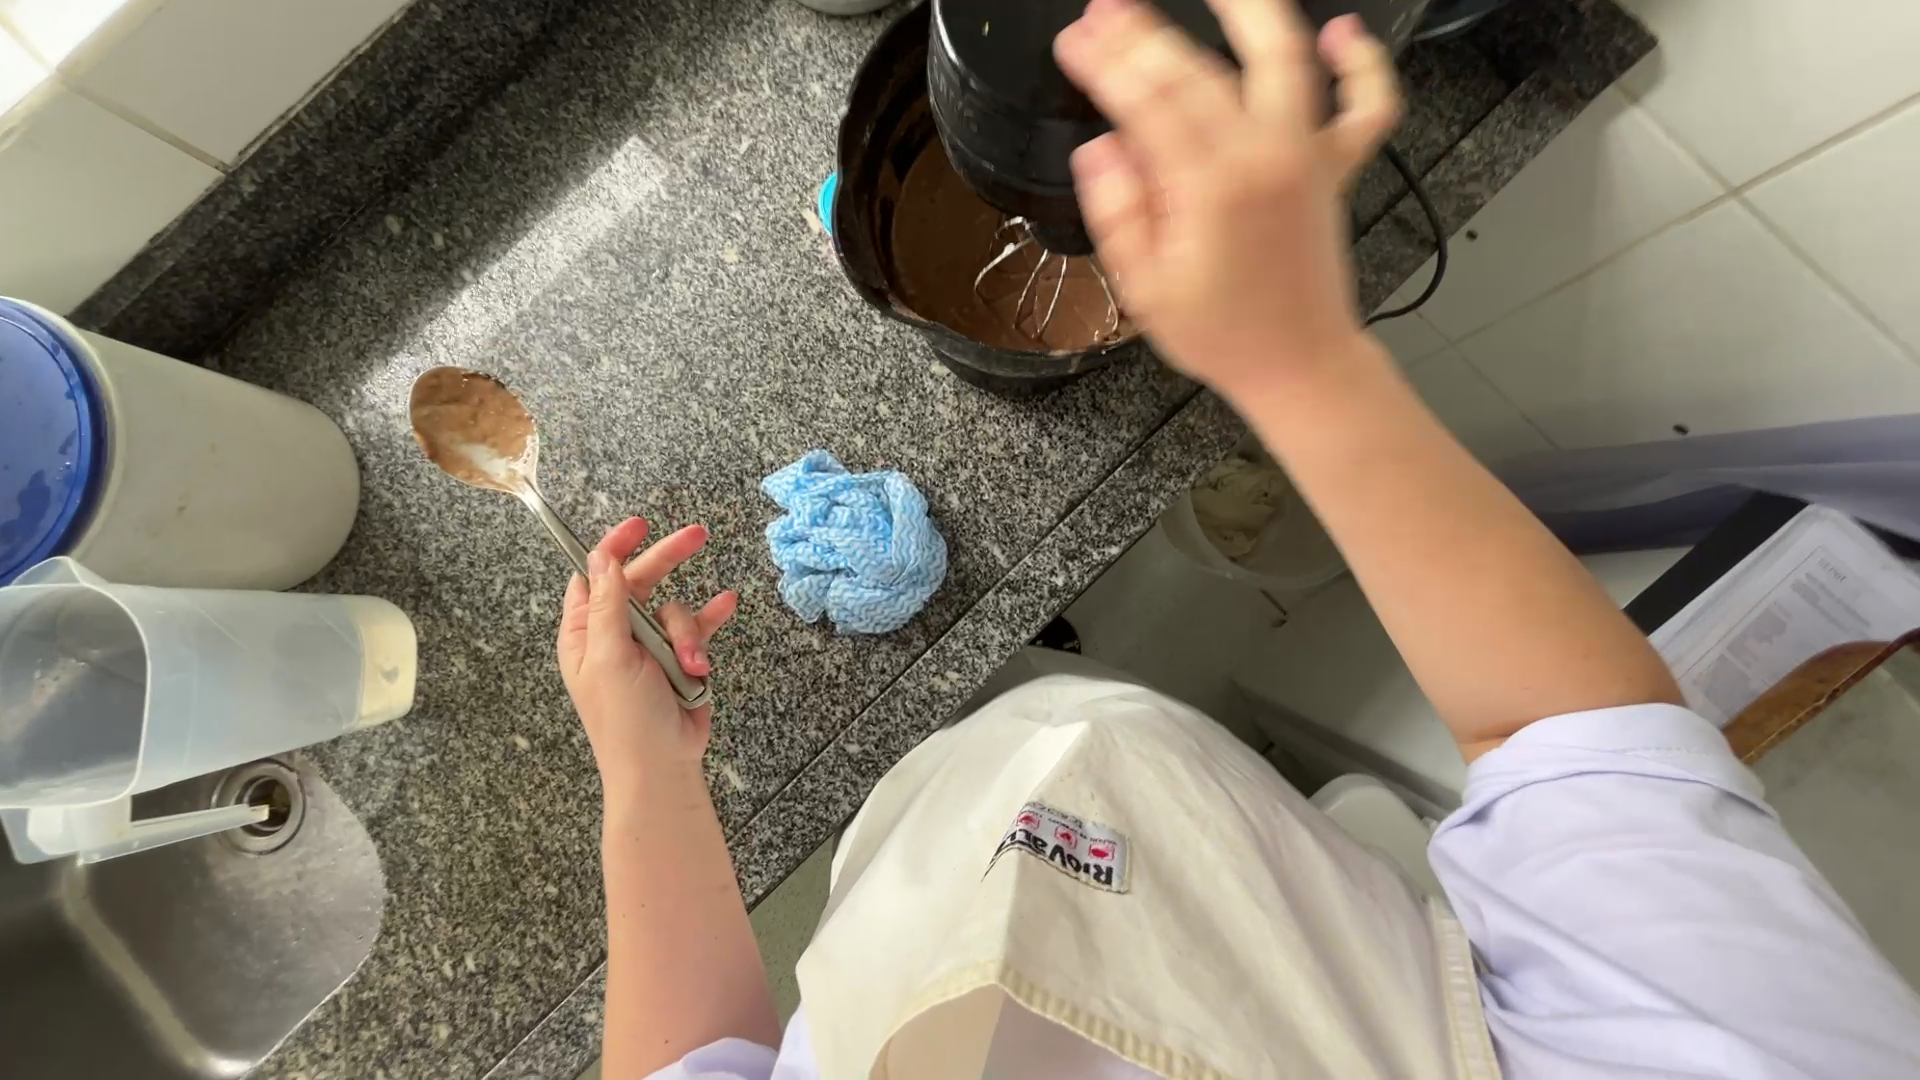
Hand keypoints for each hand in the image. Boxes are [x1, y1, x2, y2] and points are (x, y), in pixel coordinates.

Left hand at [557, 517, 738, 787]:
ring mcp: (651, 647)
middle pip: (642, 582)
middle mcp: (617, 636)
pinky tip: (728, 601)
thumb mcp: (610, 657)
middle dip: (667, 560)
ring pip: (676, 612)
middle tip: (696, 534)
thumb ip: (609, 605)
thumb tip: (602, 559)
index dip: (613, 549)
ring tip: (693, 665)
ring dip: (690, 635)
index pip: (594, 577)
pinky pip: (699, 628)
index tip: (638, 525)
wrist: (661, 765)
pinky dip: (712, 620)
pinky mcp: (682, 659)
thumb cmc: (625, 719)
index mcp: (586, 635)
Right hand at [1054, 0, 1400, 398]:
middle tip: (1109, 10)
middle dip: (1145, 35)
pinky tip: (1340, 34)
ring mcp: (1305, 158)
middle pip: (1198, 71)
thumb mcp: (1145, 289)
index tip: (1078, 40)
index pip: (1147, 102)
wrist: (1295, 362)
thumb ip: (1118, 213)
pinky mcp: (1334, 171)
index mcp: (1208, 189)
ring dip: (1252, 11)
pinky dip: (1360, 64)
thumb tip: (1099, 153)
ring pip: (1286, 57)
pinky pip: (1366, 105)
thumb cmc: (1223, 335)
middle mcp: (1263, 158)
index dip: (1107, 64)